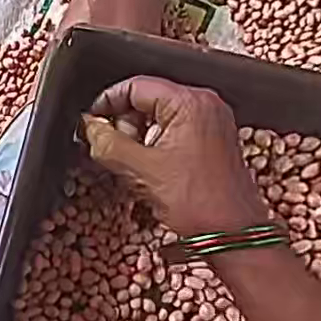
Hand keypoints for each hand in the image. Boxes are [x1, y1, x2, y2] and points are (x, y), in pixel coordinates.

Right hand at [81, 75, 269, 237]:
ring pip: (157, 118)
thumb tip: (89, 128)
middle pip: (146, 100)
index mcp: (189, 103)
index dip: (106, 104)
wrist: (232, 233)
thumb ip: (108, 144)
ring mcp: (210, 122)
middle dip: (122, 125)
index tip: (91, 125)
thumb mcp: (141, 170)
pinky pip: (171, 132)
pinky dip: (153, 147)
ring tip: (132, 166)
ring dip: (136, 138)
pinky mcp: (210, 141)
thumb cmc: (199, 202)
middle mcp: (204, 105)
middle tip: (111, 151)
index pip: (135, 87)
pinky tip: (147, 170)